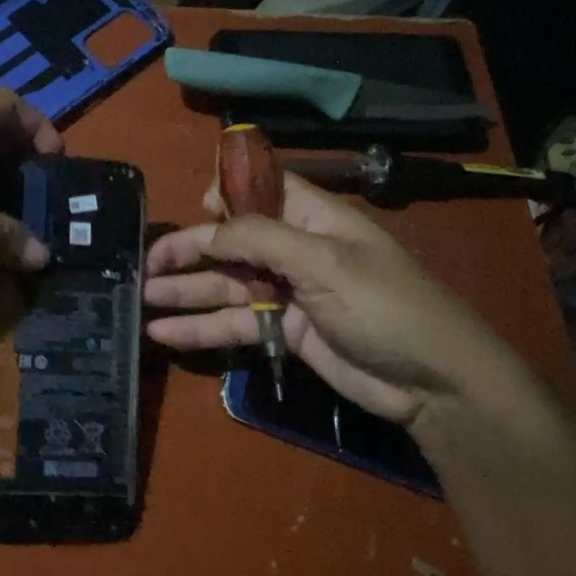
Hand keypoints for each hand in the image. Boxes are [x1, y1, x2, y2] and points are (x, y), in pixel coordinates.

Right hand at [143, 173, 517, 426]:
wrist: (434, 384)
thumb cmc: (386, 307)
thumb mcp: (325, 262)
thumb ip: (259, 239)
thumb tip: (205, 223)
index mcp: (313, 219)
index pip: (260, 190)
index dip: (223, 195)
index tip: (191, 210)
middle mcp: (294, 250)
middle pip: (229, 242)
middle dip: (187, 250)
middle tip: (143, 264)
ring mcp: (286, 293)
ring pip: (224, 285)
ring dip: (183, 290)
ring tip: (141, 297)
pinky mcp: (283, 332)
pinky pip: (232, 323)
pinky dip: (198, 328)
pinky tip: (163, 333)